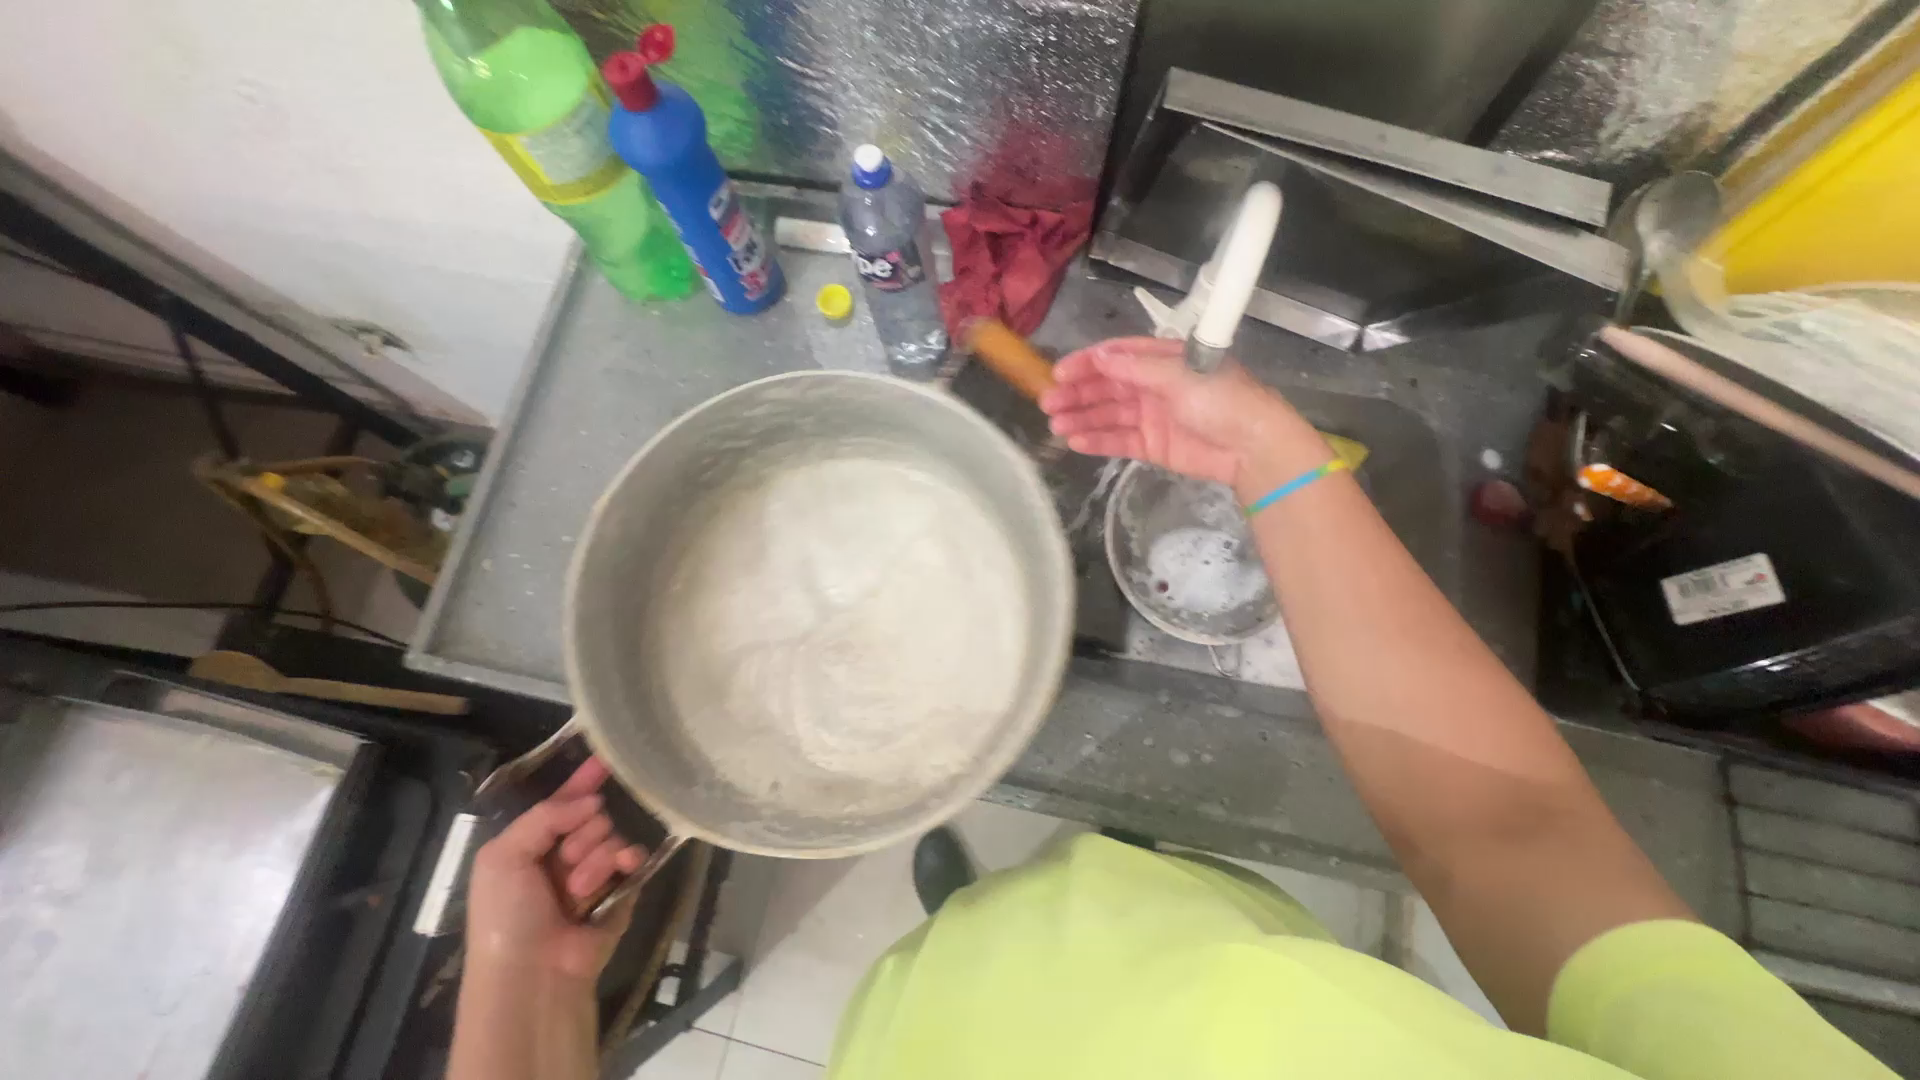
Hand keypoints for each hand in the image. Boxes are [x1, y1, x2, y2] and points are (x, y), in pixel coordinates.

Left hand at [466, 757, 645, 982]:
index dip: (580, 782)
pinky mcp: (623, 889)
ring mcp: (596, 871)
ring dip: (596, 856)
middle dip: (582, 833)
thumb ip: (545, 815)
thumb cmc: (507, 915)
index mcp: (532, 845)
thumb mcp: (503, 856)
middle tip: (565, 861)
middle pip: (591, 814)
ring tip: (579, 889)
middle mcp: (565, 854)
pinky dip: (628, 858)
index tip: (605, 757)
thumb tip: (594, 801)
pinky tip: (622, 867)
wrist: (533, 973)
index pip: (562, 803)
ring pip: (612, 833)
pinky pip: (634, 855)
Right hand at [1039, 337, 1313, 486]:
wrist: (1252, 446)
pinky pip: (1118, 441)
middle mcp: (1154, 386)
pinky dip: (1096, 440)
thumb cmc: (1222, 400)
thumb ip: (1136, 369)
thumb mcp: (1180, 375)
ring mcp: (1152, 418)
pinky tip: (1075, 440)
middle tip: (1048, 403)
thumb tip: (1100, 358)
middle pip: (1107, 388)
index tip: (1059, 373)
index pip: (1117, 358)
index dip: (1087, 364)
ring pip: (1108, 415)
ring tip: (1055, 424)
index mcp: (1163, 361)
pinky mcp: (1152, 446)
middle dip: (1077, 394)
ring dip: (1081, 417)